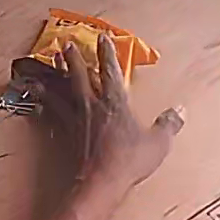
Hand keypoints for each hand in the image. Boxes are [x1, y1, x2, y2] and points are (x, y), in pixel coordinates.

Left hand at [55, 35, 185, 190]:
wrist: (100, 182)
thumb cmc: (129, 161)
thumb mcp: (158, 143)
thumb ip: (168, 124)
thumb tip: (181, 111)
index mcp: (115, 103)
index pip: (111, 71)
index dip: (107, 53)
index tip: (102, 37)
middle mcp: (92, 106)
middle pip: (79, 77)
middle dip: (73, 59)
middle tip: (65, 44)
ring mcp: (75, 120)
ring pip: (61, 92)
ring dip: (53, 78)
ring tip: (44, 68)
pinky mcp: (64, 135)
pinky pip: (52, 115)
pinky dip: (45, 107)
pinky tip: (39, 102)